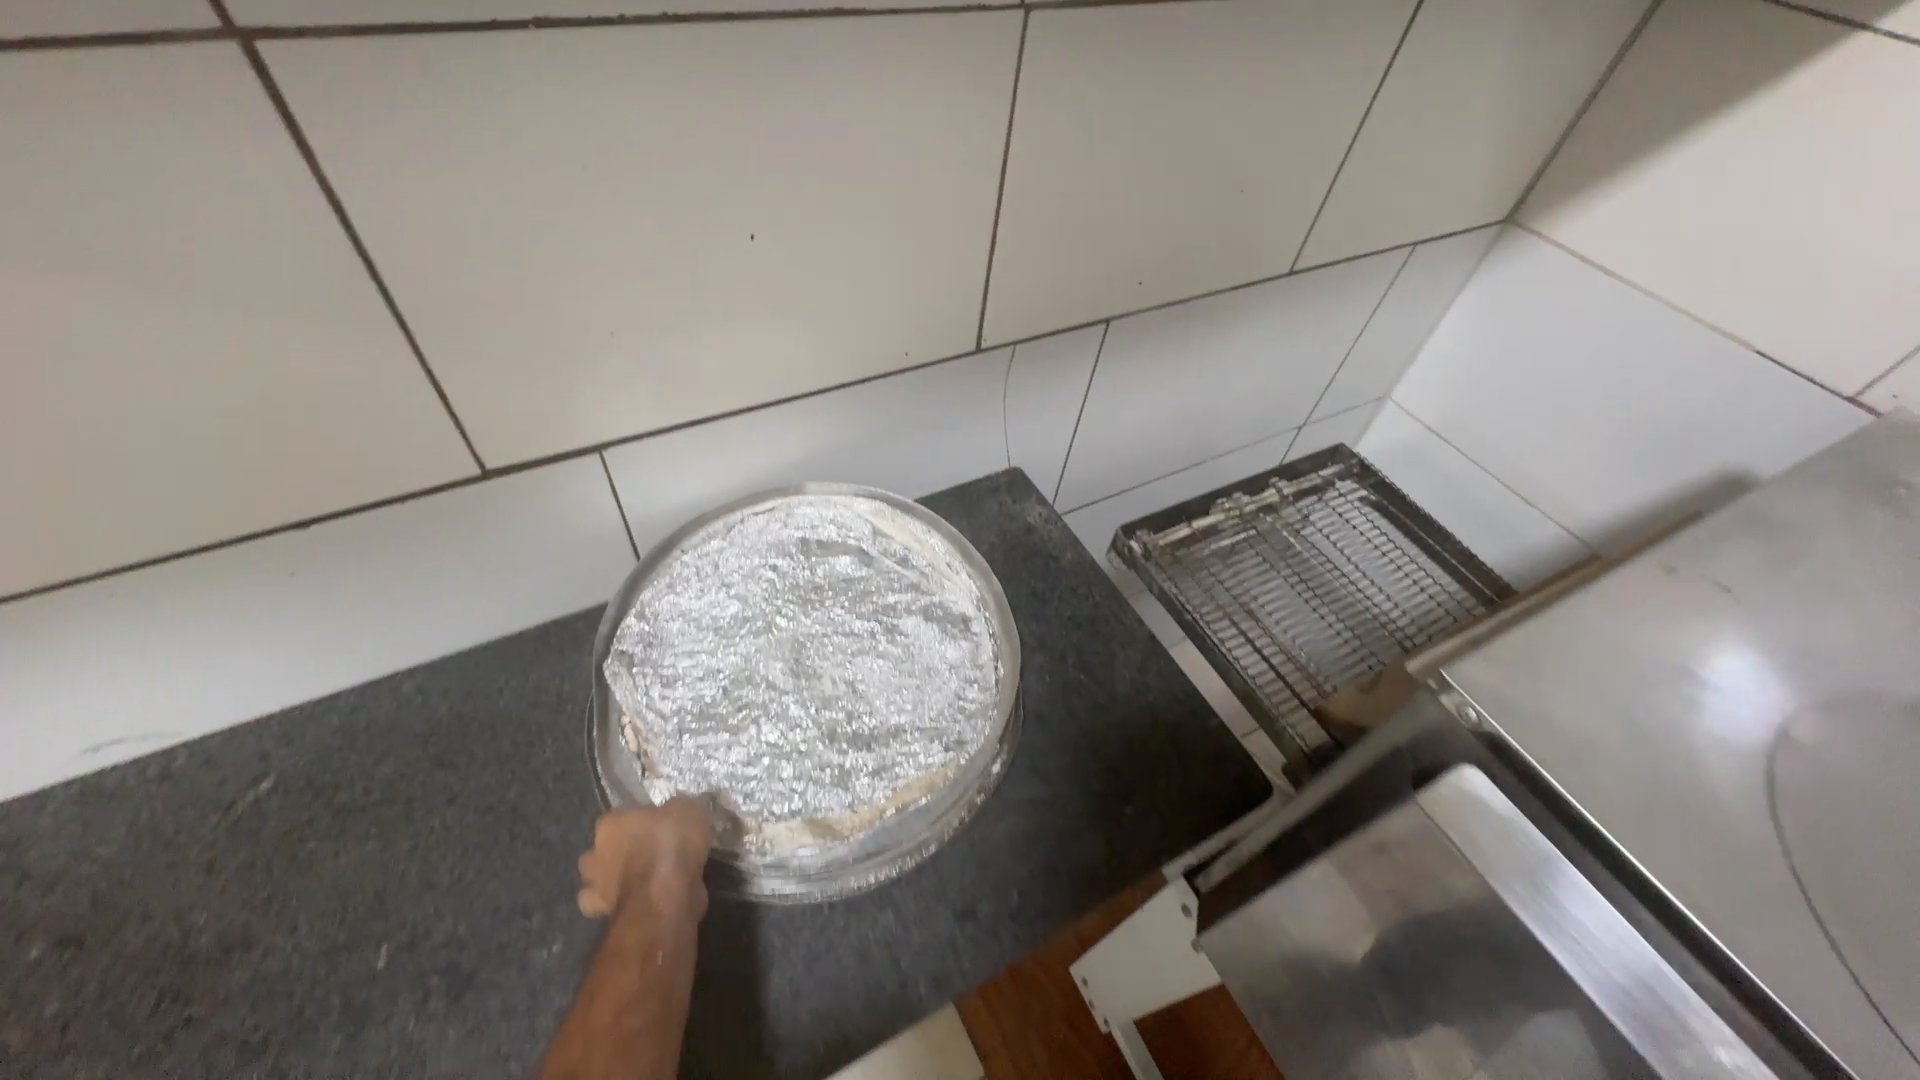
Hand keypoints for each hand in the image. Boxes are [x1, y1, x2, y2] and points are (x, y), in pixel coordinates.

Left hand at [576, 797, 712, 918]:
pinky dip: (615, 904)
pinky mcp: (603, 913)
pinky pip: (605, 906)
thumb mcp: (687, 810)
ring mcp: (596, 885)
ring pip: (596, 880)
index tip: (659, 827)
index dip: (638, 822)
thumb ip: (675, 809)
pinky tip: (635, 901)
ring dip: (610, 880)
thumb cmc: (671, 844)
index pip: (619, 817)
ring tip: (637, 880)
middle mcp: (596, 852)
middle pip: (600, 849)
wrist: (666, 894)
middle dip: (615, 852)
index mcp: (611, 823)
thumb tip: (675, 810)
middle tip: (644, 854)